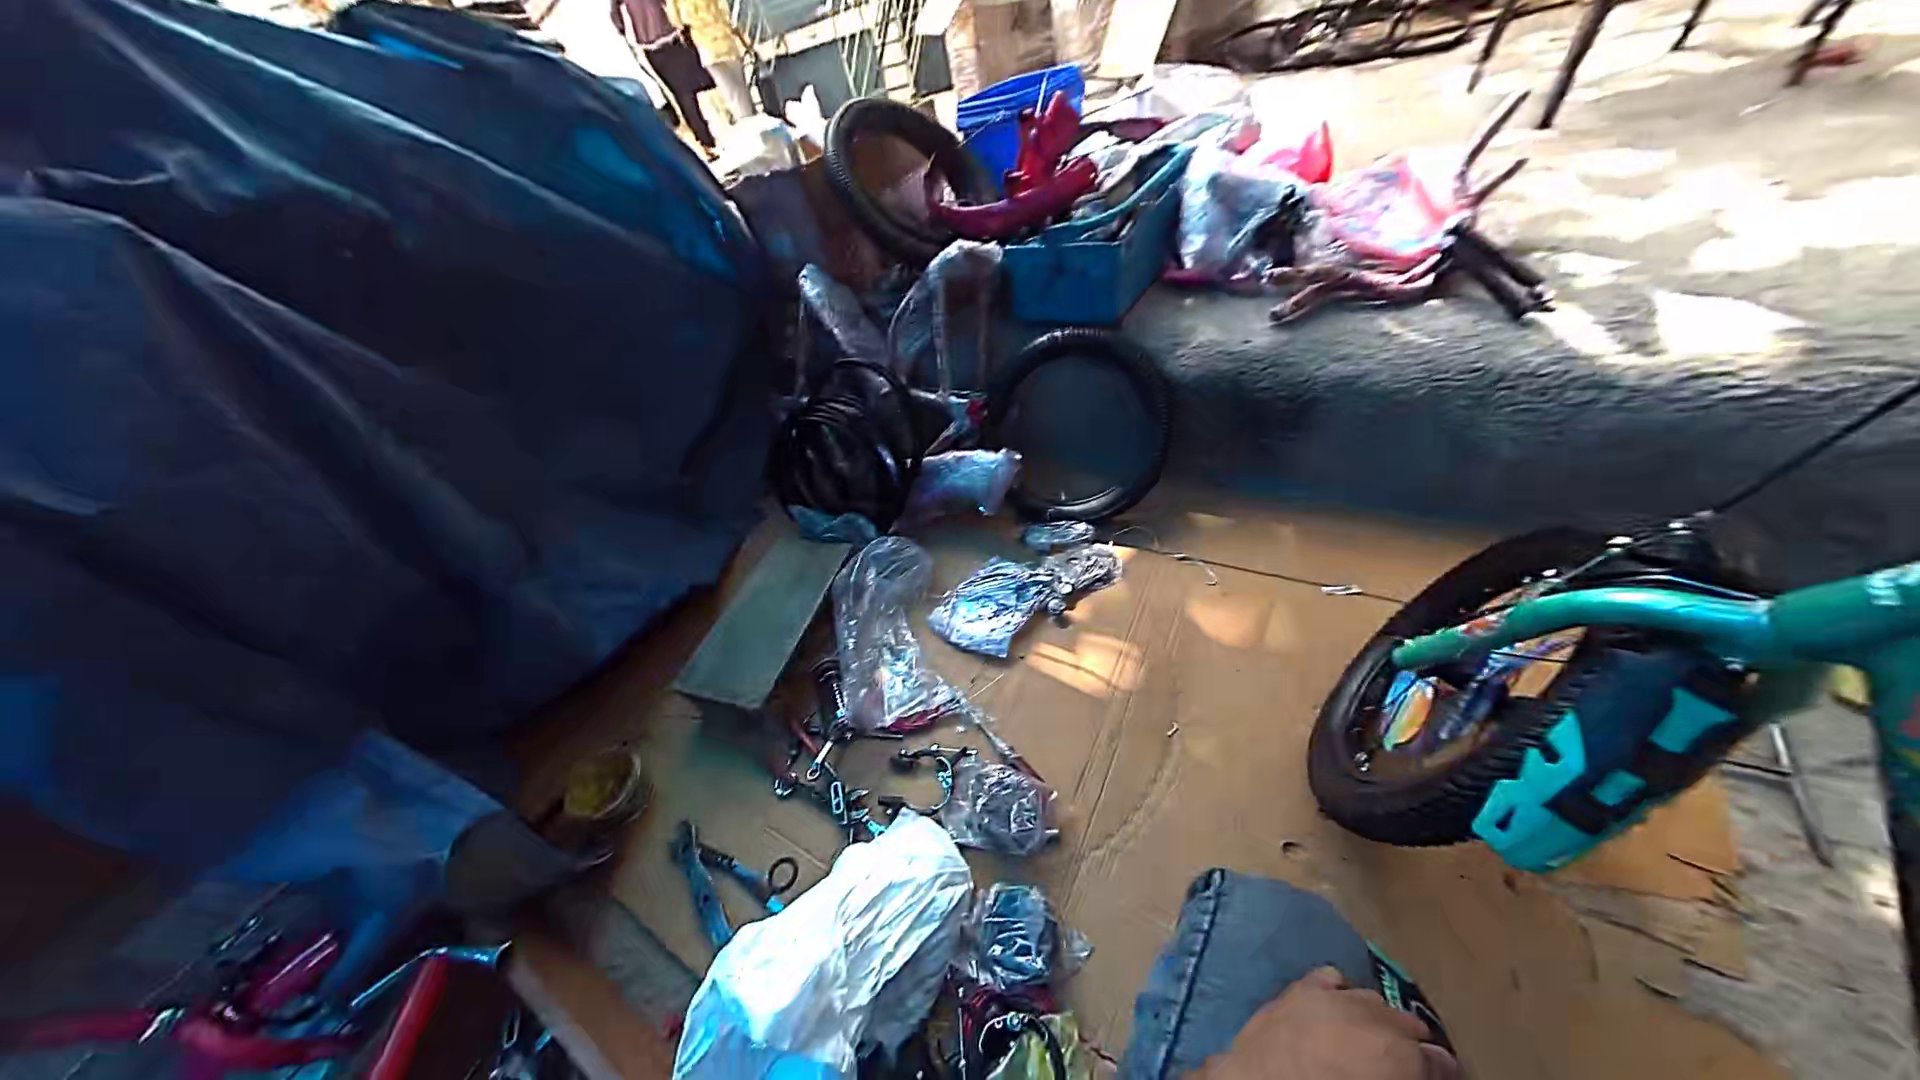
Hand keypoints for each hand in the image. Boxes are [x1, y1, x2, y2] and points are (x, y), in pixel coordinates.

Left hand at [1191, 967, 1459, 1079]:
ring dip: (1377, 1015)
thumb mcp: (1380, 1076)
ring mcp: (1332, 998)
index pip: (1437, 1060)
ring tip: (1378, 1033)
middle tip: (1414, 1059)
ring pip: (1369, 998)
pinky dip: (1337, 990)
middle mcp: (1370, 1019)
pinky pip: (1327, 980)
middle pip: (1404, 1023)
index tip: (1446, 1073)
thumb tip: (1427, 1067)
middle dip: (1413, 1041)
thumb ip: (1409, 1072)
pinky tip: (1339, 1001)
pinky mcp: (1297, 990)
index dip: (1441, 1068)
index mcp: (1397, 1055)